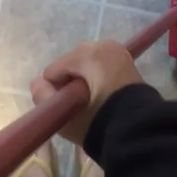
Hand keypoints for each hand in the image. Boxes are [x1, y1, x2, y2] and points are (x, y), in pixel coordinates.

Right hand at [30, 40, 144, 145]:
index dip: (55, 91)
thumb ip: (43, 95)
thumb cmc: (97, 120)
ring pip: (86, 68)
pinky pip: (101, 70)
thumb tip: (38, 82)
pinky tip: (101, 100)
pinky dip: (97, 81)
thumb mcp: (64, 114)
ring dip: (83, 84)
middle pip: (70, 67)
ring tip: (90, 106)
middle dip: (70, 85)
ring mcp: (117, 52)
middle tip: (78, 109)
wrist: (137, 132)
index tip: (66, 109)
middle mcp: (103, 45)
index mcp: (87, 52)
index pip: (54, 71)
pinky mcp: (127, 62)